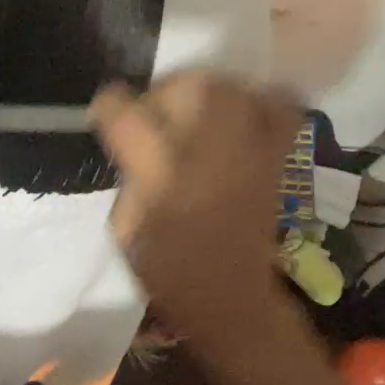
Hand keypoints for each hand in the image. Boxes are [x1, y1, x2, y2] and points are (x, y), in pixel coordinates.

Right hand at [90, 73, 301, 347]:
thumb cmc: (166, 269)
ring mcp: (248, 154)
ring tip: (193, 111)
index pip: (128, 117)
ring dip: (207, 90)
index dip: (109, 105)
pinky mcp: (275, 159)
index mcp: (161, 178)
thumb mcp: (124, 226)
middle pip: (191, 87)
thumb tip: (130, 140)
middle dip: (166, 90)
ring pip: (233, 89)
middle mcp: (207, 156)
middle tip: (155, 112)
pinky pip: (280, 108)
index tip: (104, 110)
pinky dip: (261, 101)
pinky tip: (241, 113)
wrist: (228, 297)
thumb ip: (128, 174)